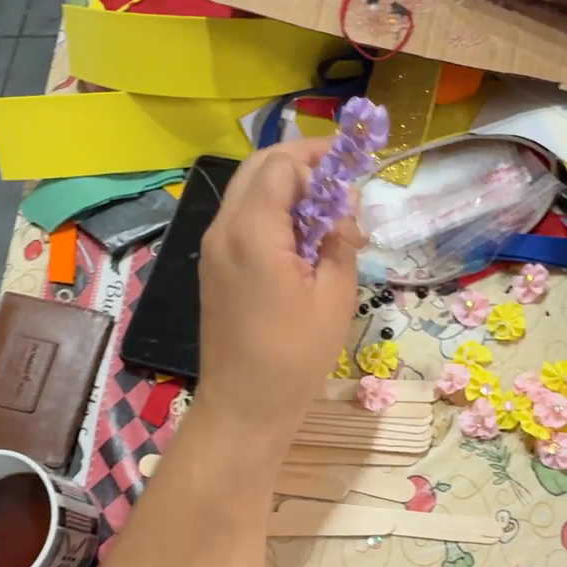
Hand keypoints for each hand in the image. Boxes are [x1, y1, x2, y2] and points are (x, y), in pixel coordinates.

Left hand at [194, 139, 362, 448]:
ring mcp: (213, 248)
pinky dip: (271, 213)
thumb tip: (343, 209)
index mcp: (252, 231)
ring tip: (326, 212)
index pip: (282, 164)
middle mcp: (224, 229)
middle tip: (341, 179)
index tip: (352, 174)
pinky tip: (301, 240)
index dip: (319, 160)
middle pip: (259, 168)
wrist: (243, 405)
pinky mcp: (214, 267)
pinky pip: (242, 220)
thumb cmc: (294, 356)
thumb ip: (339, 241)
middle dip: (301, 163)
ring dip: (286, 188)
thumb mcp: (335, 297)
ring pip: (248, 191)